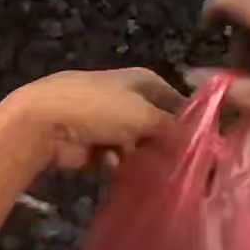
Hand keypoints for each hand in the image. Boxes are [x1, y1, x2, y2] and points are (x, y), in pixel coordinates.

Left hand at [0, 68, 182, 172]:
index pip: (171, 95)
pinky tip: (112, 167)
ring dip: (139, 157)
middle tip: (181, 165)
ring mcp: (104, 121)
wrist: (43, 123)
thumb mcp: (144, 114)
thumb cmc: (97, 109)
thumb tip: (198, 141)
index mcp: (136, 80)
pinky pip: (114, 158)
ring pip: (135, 144)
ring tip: (147, 170)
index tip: (206, 142)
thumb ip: (173, 129)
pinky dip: (115, 163)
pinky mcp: (90, 144)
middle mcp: (122, 98)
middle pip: (153, 123)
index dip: (188, 116)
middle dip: (163, 143)